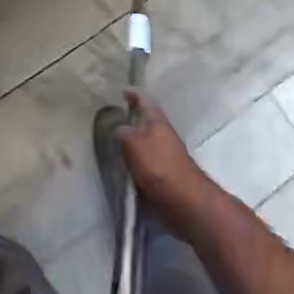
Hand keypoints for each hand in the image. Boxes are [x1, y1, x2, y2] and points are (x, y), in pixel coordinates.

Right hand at [116, 90, 215, 234]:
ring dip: (130, 143)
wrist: (184, 201)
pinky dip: (134, 164)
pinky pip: (144, 164)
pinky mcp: (163, 175)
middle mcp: (162, 134)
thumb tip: (119, 128)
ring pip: (143, 143)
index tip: (120, 91)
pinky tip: (122, 168)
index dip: (132, 94)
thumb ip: (123, 132)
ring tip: (111, 145)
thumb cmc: (159, 166)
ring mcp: (164, 155)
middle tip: (109, 120)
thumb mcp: (134, 143)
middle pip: (144, 122)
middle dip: (130, 120)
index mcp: (157, 121)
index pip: (144, 100)